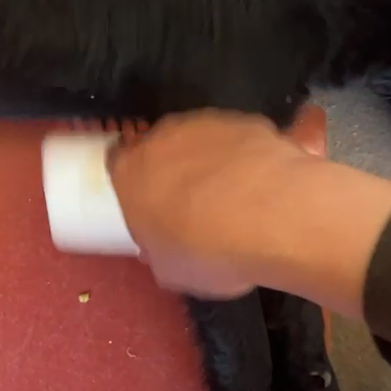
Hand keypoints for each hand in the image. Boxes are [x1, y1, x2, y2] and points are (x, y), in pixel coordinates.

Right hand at [108, 111, 390, 317]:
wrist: (273, 217)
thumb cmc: (207, 250)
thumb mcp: (170, 269)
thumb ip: (158, 251)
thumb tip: (161, 251)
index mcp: (129, 171)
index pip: (117, 163)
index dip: (134, 181)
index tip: (148, 201)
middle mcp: (162, 137)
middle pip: (161, 147)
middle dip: (174, 169)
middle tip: (194, 204)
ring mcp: (207, 124)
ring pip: (203, 139)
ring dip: (213, 162)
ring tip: (238, 198)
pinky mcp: (248, 120)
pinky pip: (241, 139)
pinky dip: (249, 157)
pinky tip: (265, 185)